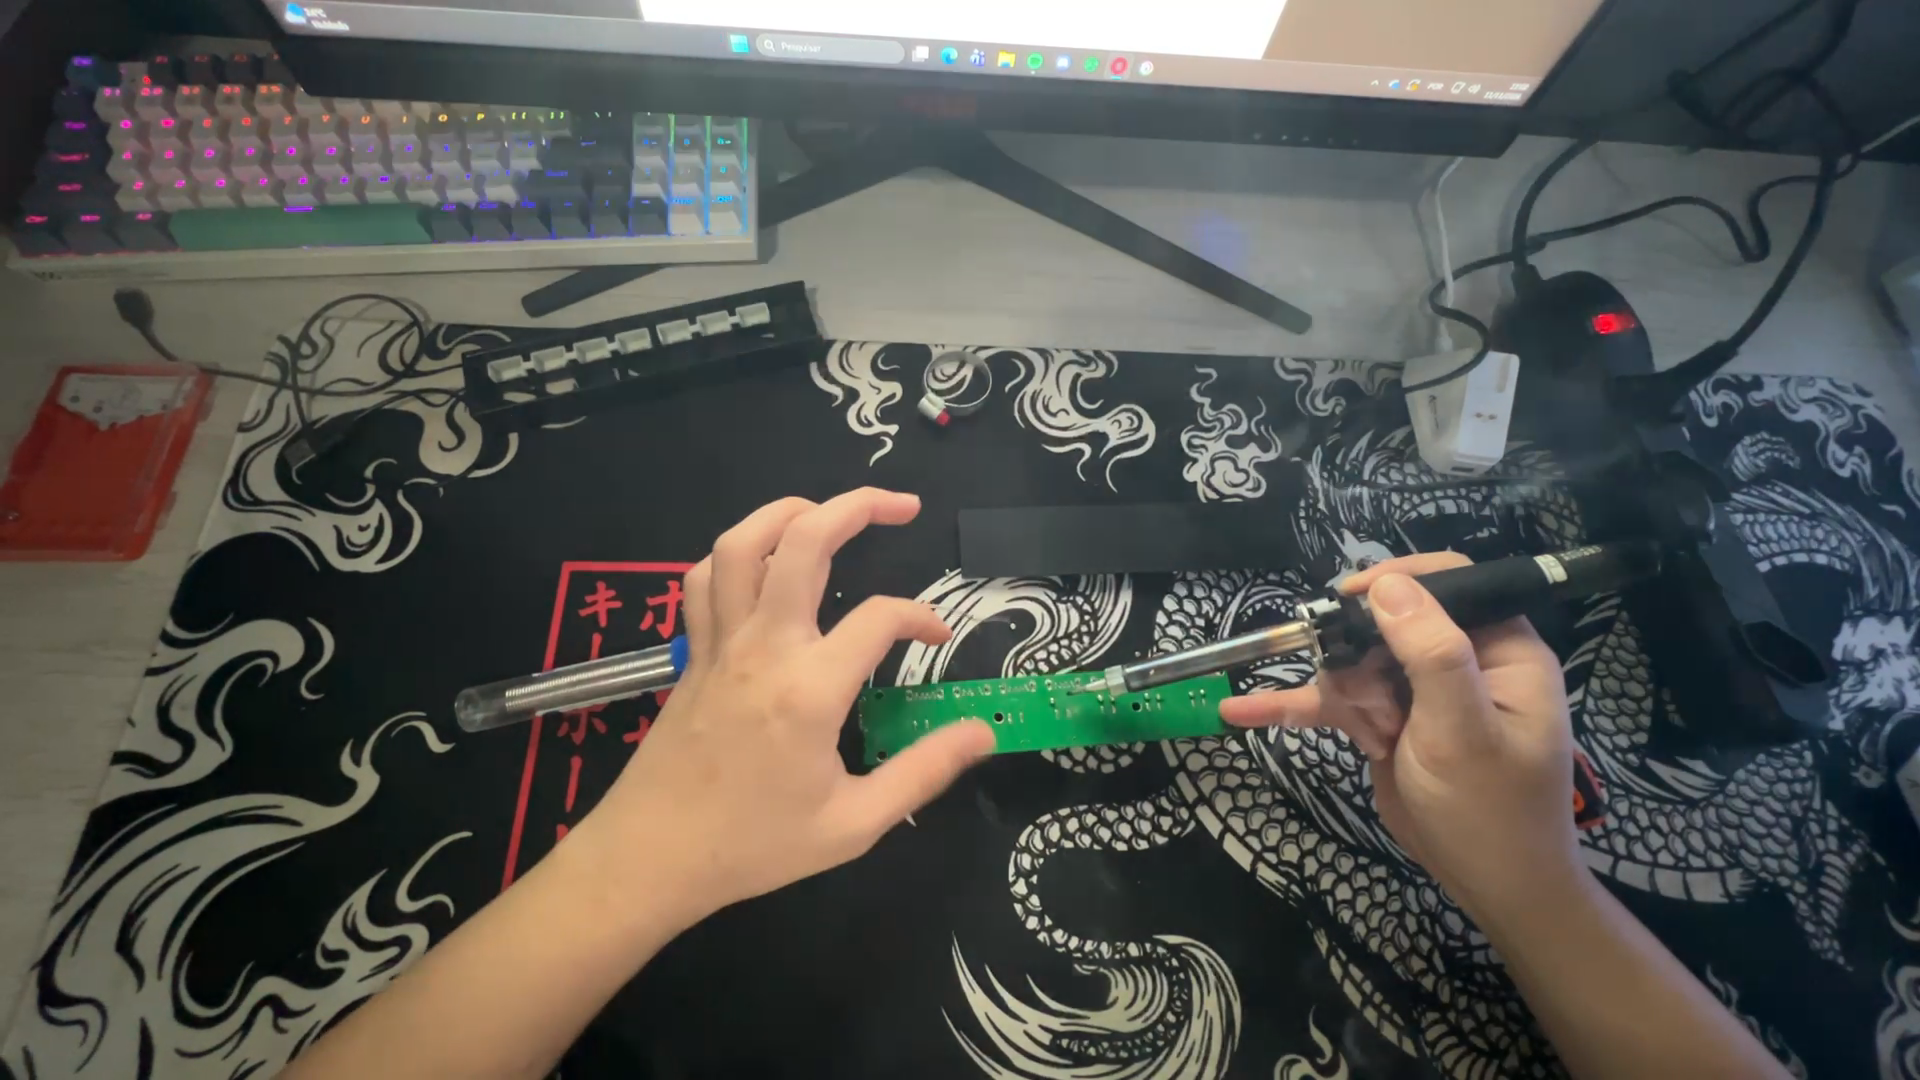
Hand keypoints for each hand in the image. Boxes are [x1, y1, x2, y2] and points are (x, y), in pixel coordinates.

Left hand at [564, 488, 995, 929]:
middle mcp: (764, 647)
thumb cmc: (755, 845)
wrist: (650, 859)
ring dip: (789, 511)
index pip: (880, 619)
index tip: (938, 636)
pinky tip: (764, 561)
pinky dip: (736, 552)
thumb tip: (983, 734)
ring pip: (743, 544)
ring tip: (828, 510)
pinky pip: (706, 578)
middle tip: (903, 505)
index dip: (922, 616)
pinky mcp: (694, 651)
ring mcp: (721, 642)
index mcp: (810, 689)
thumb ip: (923, 772)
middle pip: (805, 542)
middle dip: (859, 506)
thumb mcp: (854, 823)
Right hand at [1219, 552, 1584, 915]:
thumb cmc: (1490, 809)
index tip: (1346, 600)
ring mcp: (1415, 691)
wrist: (1489, 887)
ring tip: (1373, 738)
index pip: (1450, 583)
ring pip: (1350, 662)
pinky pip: (1330, 701)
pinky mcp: (1383, 718)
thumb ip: (1431, 654)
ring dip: (1343, 697)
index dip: (1396, 583)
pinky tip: (1241, 711)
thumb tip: (1388, 585)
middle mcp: (1457, 661)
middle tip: (1373, 706)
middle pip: (1383, 624)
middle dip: (1360, 660)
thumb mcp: (1462, 731)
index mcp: (1500, 651)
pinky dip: (1290, 706)